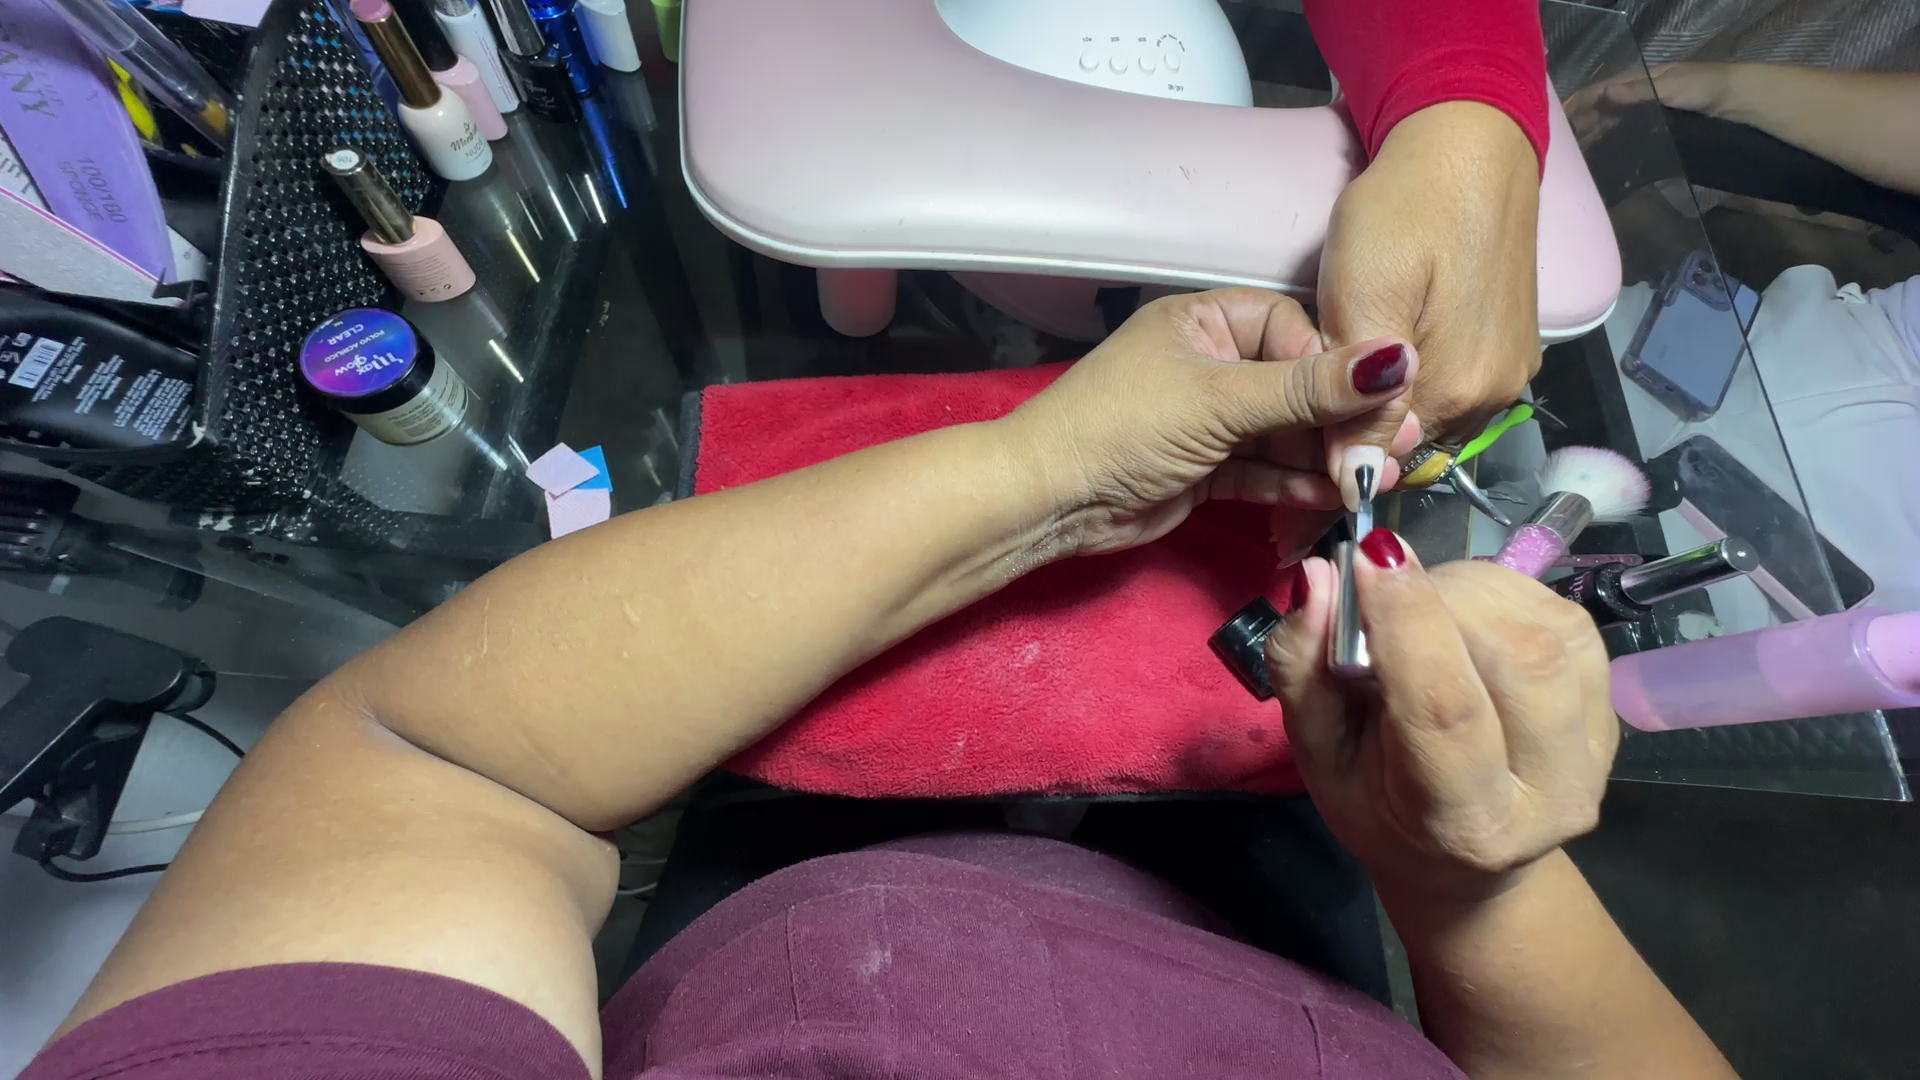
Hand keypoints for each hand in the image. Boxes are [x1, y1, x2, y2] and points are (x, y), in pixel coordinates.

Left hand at [1004, 287, 1419, 557]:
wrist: (1052, 497)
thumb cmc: (1124, 426)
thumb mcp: (1217, 400)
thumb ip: (1305, 388)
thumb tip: (1398, 357)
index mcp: (1205, 323)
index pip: (1294, 330)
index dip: (1337, 365)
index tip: (1376, 398)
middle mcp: (1210, 366)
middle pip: (1294, 387)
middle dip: (1339, 420)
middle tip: (1389, 449)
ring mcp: (1206, 421)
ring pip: (1279, 435)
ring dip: (1322, 458)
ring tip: (1372, 480)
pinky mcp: (1202, 469)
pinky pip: (1258, 471)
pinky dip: (1290, 484)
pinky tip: (1330, 497)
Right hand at [1265, 542, 1617, 903]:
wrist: (1463, 856)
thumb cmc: (1371, 803)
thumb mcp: (1311, 750)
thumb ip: (1301, 668)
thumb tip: (1320, 576)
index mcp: (1458, 817)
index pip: (1446, 707)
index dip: (1407, 621)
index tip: (1366, 557)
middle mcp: (1549, 791)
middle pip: (1516, 657)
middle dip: (1438, 594)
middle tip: (1379, 586)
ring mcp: (1598, 752)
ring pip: (1550, 628)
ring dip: (1471, 587)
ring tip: (1418, 602)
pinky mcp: (1613, 710)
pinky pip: (1567, 620)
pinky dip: (1504, 593)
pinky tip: (1463, 610)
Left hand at [1317, 101, 1541, 509]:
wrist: (1465, 140)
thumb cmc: (1400, 215)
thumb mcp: (1362, 306)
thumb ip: (1355, 401)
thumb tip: (1354, 483)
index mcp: (1457, 390)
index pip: (1379, 457)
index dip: (1328, 457)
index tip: (1281, 443)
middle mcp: (1490, 394)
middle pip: (1398, 443)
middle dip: (1344, 441)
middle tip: (1287, 418)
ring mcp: (1500, 370)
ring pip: (1411, 422)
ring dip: (1364, 421)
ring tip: (1313, 397)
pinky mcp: (1496, 347)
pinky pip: (1433, 395)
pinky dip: (1391, 397)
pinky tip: (1359, 371)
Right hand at [1565, 62, 1740, 143]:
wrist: (1736, 101)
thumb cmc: (1706, 87)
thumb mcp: (1674, 85)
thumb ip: (1640, 90)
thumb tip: (1604, 93)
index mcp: (1633, 81)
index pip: (1595, 92)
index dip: (1574, 106)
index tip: (1554, 125)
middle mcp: (1628, 97)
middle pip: (1591, 110)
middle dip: (1573, 126)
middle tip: (1558, 149)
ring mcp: (1633, 114)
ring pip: (1597, 125)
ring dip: (1582, 139)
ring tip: (1567, 159)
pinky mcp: (1639, 129)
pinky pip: (1610, 136)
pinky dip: (1596, 146)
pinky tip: (1588, 159)